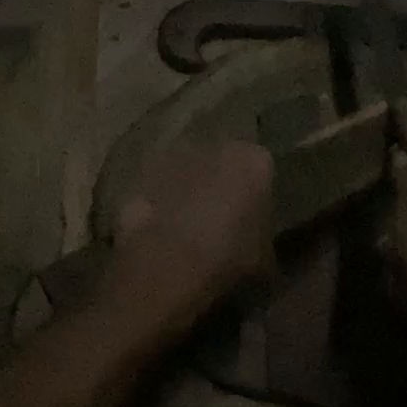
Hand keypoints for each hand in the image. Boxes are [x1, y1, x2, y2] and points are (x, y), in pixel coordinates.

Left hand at [110, 138, 274, 312]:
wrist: (169, 260)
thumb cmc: (228, 257)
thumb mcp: (264, 256)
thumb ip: (262, 236)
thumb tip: (256, 244)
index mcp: (255, 161)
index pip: (261, 172)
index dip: (254, 198)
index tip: (249, 220)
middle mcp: (218, 146)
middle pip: (222, 163)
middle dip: (220, 184)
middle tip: (217, 220)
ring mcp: (175, 154)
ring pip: (187, 170)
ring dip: (187, 189)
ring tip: (184, 226)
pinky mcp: (142, 171)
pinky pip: (158, 185)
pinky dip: (159, 199)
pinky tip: (159, 228)